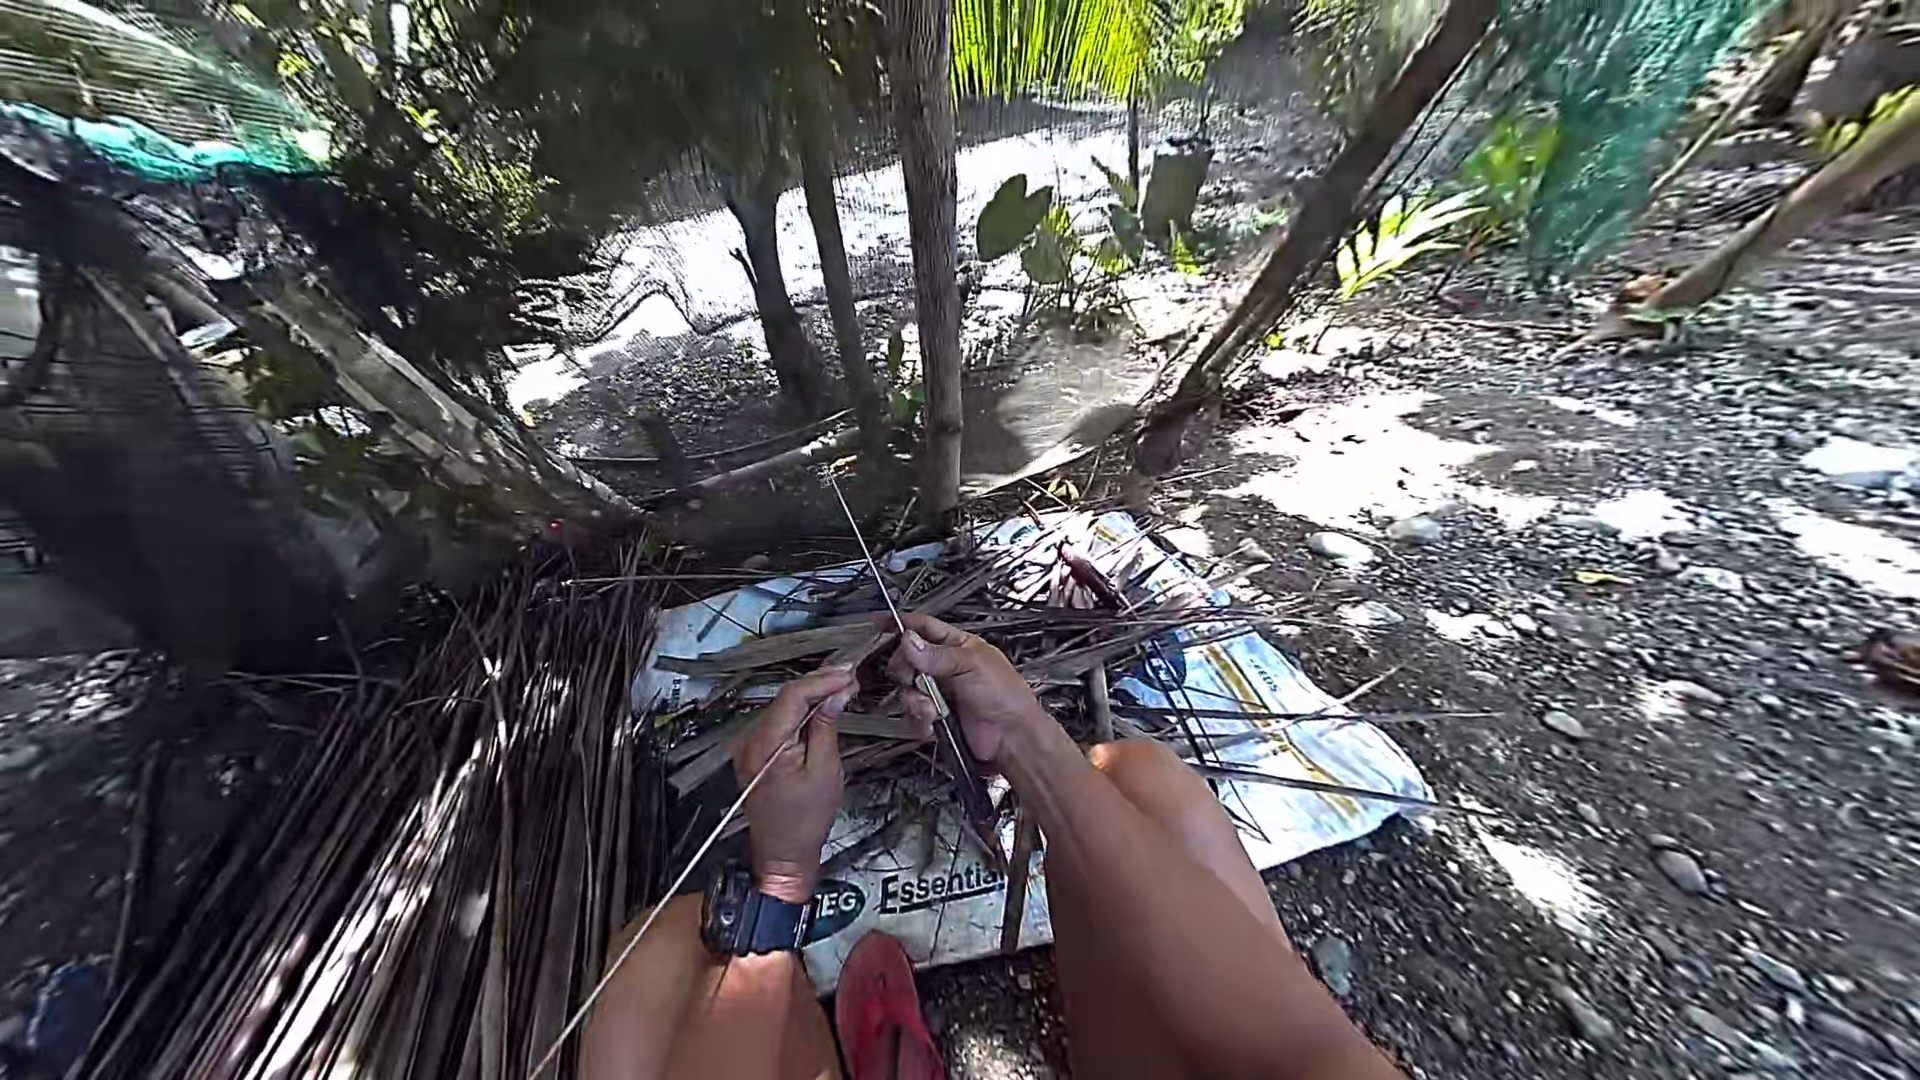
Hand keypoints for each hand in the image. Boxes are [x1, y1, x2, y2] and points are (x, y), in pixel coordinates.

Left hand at [732, 663, 856, 903]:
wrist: (783, 855)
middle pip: (786, 696)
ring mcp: (749, 745)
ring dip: (813, 692)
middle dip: (820, 682)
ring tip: (842, 685)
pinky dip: (802, 707)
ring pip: (783, 704)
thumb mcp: (825, 771)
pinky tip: (822, 702)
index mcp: (764, 746)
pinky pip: (780, 718)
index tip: (849, 674)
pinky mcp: (755, 749)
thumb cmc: (805, 821)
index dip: (823, 680)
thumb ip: (827, 727)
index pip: (793, 696)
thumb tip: (836, 694)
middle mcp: (749, 741)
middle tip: (851, 676)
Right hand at [886, 613, 1047, 764]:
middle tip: (914, 675)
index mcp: (957, 646)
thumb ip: (936, 654)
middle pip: (907, 659)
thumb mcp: (971, 664)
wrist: (1011, 737)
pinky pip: (912, 713)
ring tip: (931, 704)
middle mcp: (945, 667)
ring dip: (915, 698)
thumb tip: (908, 641)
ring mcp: (939, 692)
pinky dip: (919, 717)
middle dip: (906, 669)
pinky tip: (934, 718)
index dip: (904, 625)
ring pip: (907, 688)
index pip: (924, 628)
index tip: (883, 624)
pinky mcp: (935, 716)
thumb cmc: (1006, 695)